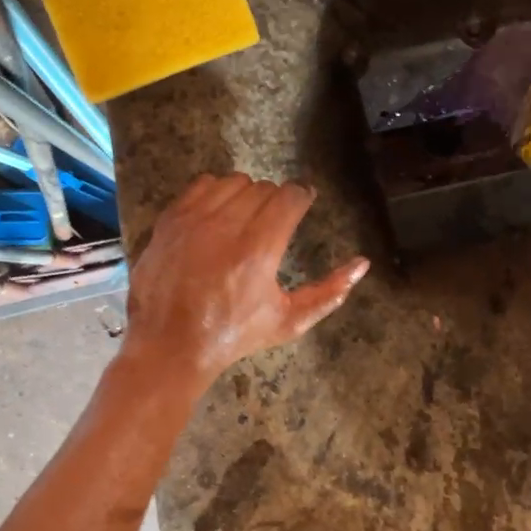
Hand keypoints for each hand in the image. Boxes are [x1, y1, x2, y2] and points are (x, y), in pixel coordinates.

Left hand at [124, 173, 368, 382]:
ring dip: (247, 194)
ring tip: (246, 216)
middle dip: (276, 200)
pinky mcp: (170, 220)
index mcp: (259, 250)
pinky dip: (216, 192)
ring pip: (233, 182)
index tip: (303, 205)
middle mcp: (226, 227)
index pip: (290, 196)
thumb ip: (329, 292)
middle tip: (274, 222)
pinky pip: (202, 185)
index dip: (302, 197)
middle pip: (264, 188)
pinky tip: (218, 214)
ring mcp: (194, 220)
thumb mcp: (288, 321)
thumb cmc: (233, 336)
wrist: (168, 348)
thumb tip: (362, 264)